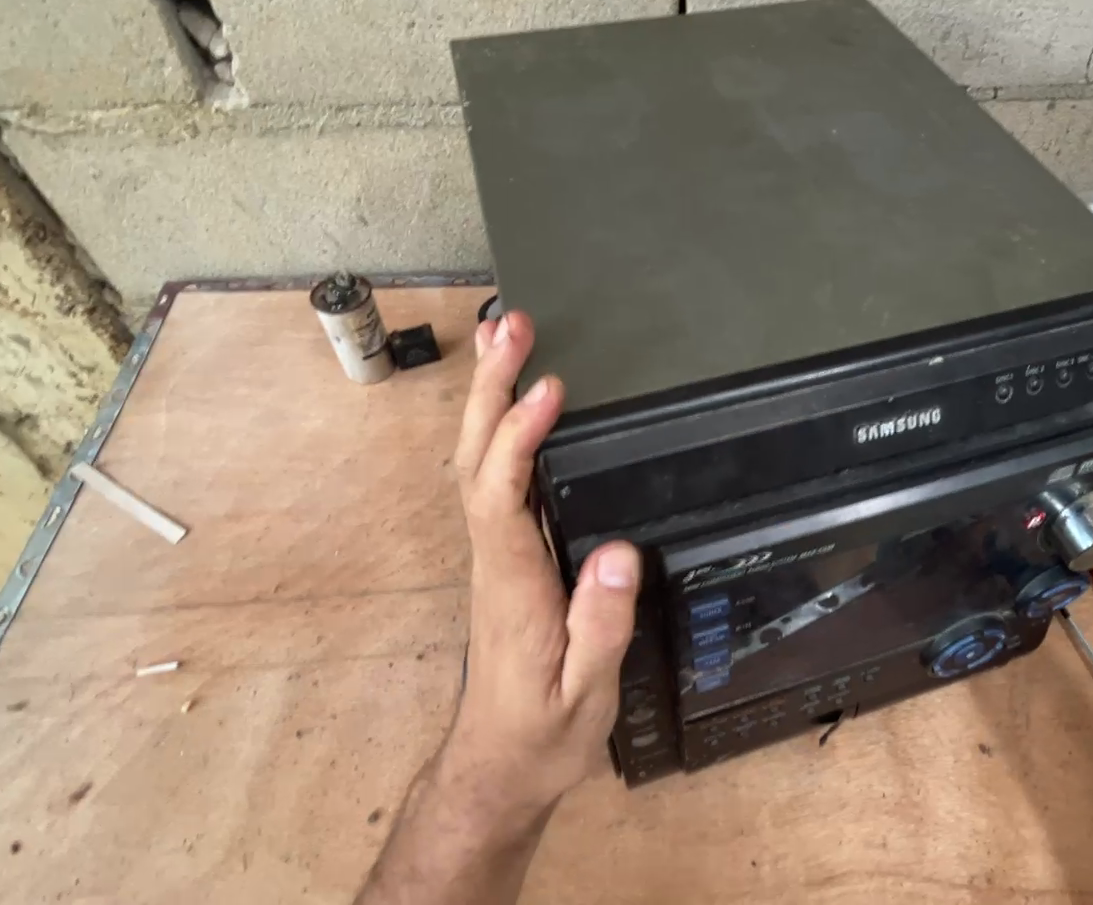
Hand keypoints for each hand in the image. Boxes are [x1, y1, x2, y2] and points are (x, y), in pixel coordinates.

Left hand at [441, 310, 642, 819]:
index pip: (502, 495)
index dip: (519, 437)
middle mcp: (493, 557)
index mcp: (512, 584)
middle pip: (476, 459)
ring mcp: (492, 553)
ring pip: (476, 462)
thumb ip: (600, 627)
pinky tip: (514, 405)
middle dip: (490, 388)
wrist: (496, 764)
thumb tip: (617, 555)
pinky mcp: (502, 554)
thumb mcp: (584, 695)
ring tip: (504, 341)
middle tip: (510, 328)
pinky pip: (492, 477)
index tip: (548, 389)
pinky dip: (498, 430)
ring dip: (488, 398)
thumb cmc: (541, 731)